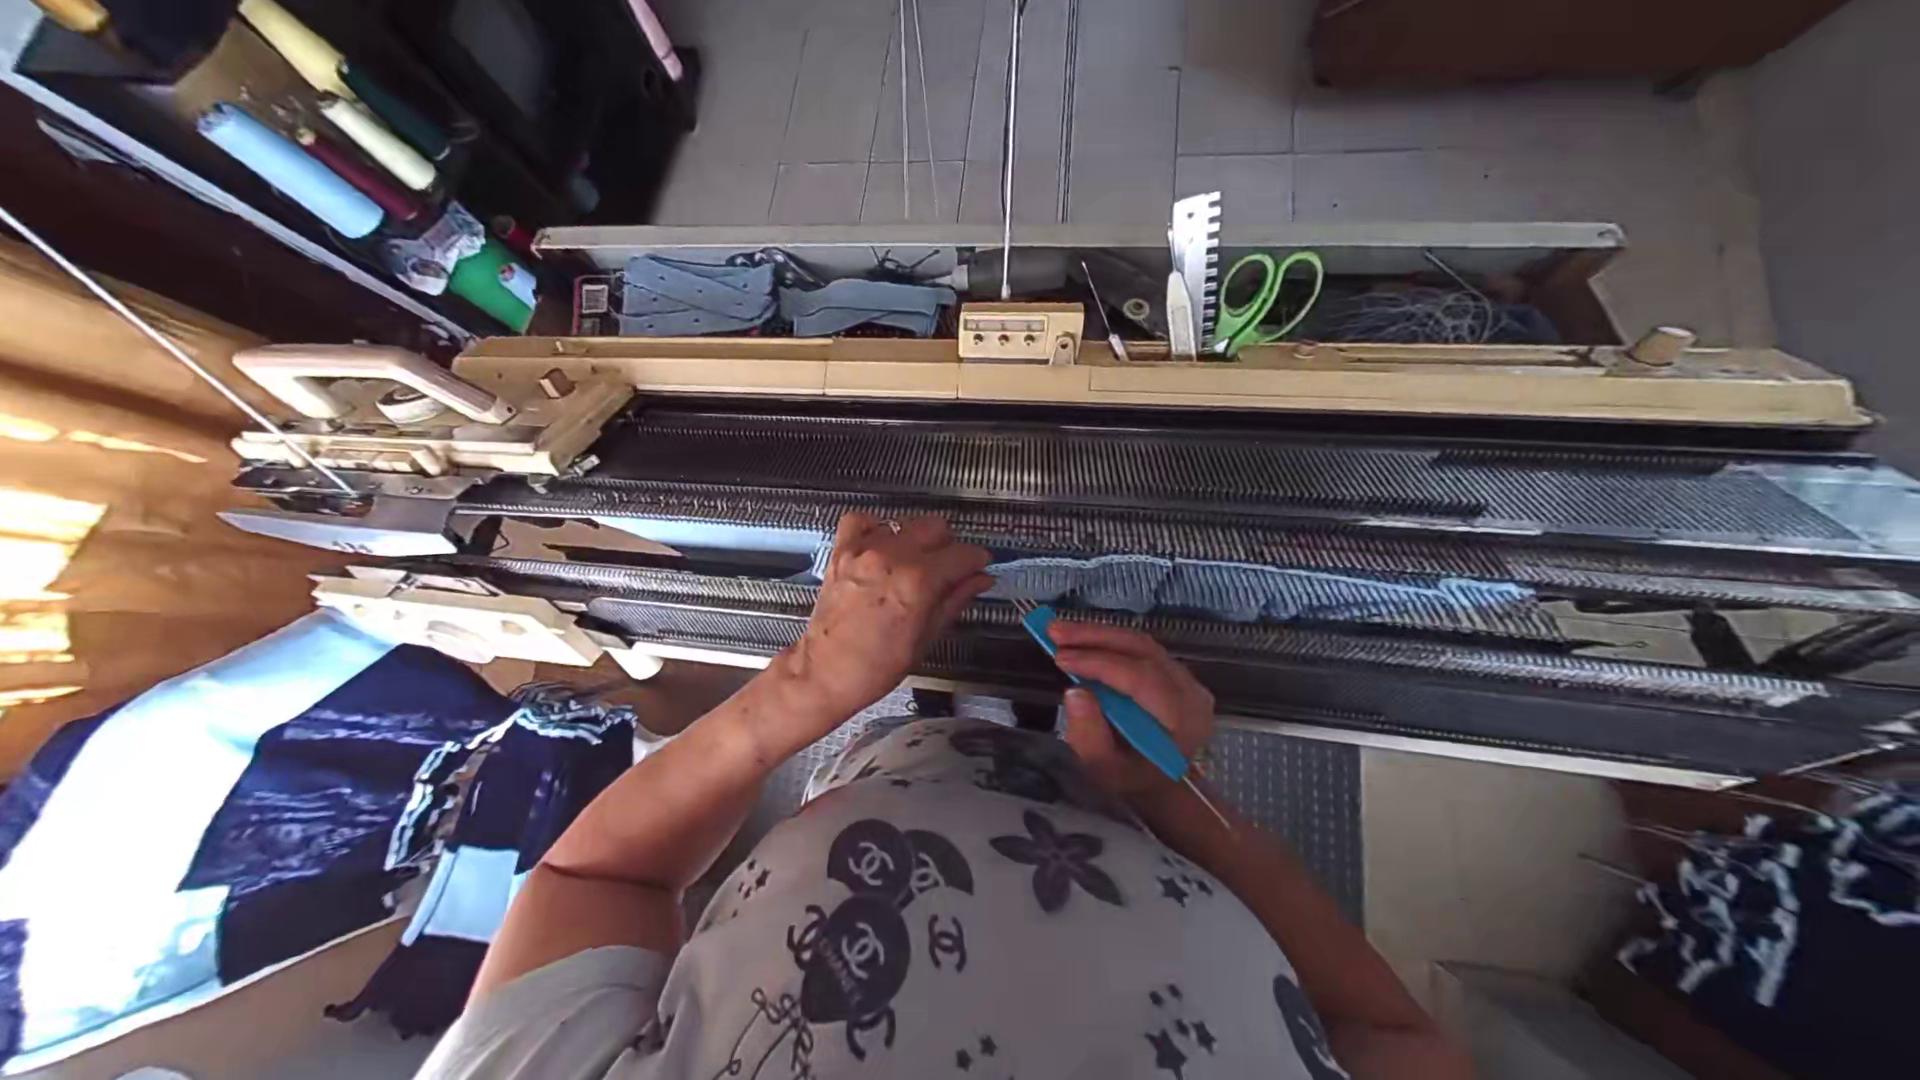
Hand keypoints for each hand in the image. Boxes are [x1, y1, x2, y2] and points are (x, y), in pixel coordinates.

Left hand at [780, 513, 991, 728]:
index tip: (978, 566)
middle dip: (949, 547)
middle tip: (949, 569)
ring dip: (916, 540)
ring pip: (905, 523)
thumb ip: (955, 599)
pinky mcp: (843, 553)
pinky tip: (884, 547)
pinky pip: (862, 521)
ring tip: (916, 564)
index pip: (963, 553)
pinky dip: (876, 528)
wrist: (827, 673)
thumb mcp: (927, 636)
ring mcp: (864, 552)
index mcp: (918, 581)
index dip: (977, 561)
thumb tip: (978, 581)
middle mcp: (891, 558)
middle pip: (936, 528)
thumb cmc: (872, 666)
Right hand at [1049, 621, 1214, 801]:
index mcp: (1182, 721)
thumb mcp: (1104, 769)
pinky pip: (1138, 647)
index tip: (1060, 657)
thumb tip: (1075, 692)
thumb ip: (1090, 734)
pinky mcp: (1172, 670)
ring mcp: (1185, 678)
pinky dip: (1106, 640)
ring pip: (1139, 643)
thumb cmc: (1130, 779)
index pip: (1142, 678)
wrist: (1158, 784)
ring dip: (1096, 634)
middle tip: (1054, 631)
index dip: (1099, 663)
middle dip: (1094, 638)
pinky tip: (1079, 639)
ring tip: (1059, 632)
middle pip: (1142, 651)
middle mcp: (1190, 693)